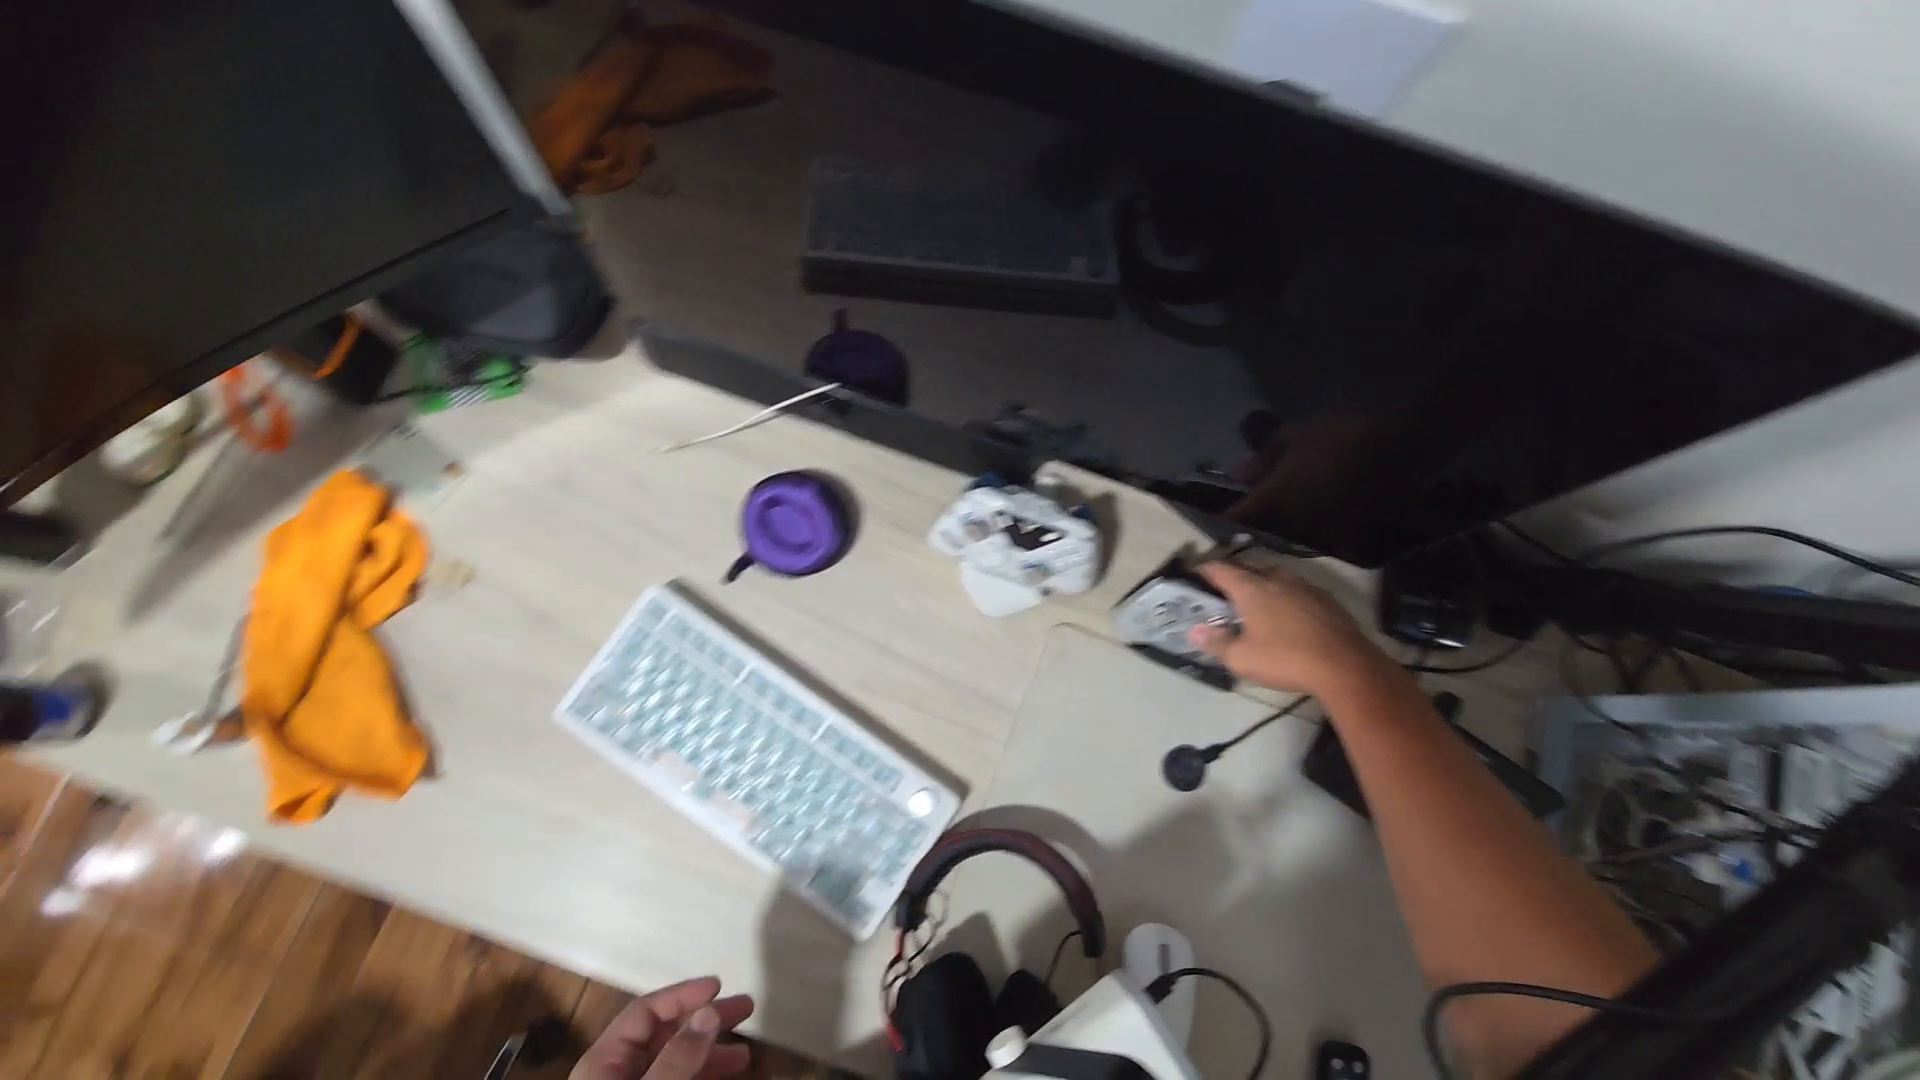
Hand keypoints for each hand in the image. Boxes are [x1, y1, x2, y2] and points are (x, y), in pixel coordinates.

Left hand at [572, 977, 756, 1079]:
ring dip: (710, 1052)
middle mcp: (617, 1073)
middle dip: (706, 1020)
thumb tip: (711, 1009)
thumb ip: (678, 1057)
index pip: (645, 1011)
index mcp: (603, 1063)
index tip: (718, 985)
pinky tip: (727, 1072)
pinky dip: (702, 1075)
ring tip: (745, 1053)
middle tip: (746, 1008)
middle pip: (665, 1033)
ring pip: (675, 1061)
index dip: (682, 994)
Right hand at [1186, 562, 1382, 694]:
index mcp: (1251, 589)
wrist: (1344, 666)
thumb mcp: (1242, 658)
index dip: (1204, 570)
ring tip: (1255, 596)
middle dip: (1233, 573)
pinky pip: (1297, 588)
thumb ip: (1216, 642)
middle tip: (1222, 587)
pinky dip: (1285, 594)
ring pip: (1276, 575)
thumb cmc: (1285, 659)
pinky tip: (1287, 611)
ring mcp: (1304, 587)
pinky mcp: (1326, 599)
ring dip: (1261, 581)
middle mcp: (1277, 579)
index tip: (1194, 575)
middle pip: (1249, 566)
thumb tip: (1195, 631)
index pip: (1221, 569)